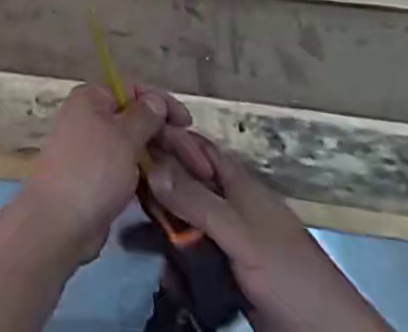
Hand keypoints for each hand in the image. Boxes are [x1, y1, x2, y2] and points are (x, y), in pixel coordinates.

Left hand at [21, 83, 187, 262]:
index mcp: (92, 99)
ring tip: (192, 176)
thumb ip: (143, 116)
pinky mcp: (101, 175)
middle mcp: (91, 117)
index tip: (187, 123)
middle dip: (168, 135)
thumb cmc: (93, 169)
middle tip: (200, 163)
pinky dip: (149, 173)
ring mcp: (96, 148)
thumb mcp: (123, 136)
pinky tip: (170, 186)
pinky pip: (130, 166)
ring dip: (162, 156)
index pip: (132, 88)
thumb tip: (154, 99)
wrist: (61, 220)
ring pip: (136, 145)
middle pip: (137, 118)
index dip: (161, 101)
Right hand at [146, 131, 393, 331]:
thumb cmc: (289, 275)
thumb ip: (196, 200)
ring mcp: (222, 238)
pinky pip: (183, 251)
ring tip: (125, 222)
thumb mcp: (241, 234)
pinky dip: (166, 251)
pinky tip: (146, 252)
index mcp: (236, 184)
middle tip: (117, 181)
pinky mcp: (219, 270)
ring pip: (178, 216)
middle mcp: (226, 204)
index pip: (193, 146)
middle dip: (151, 180)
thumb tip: (149, 162)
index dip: (163, 136)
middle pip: (181, 179)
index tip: (124, 132)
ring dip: (155, 219)